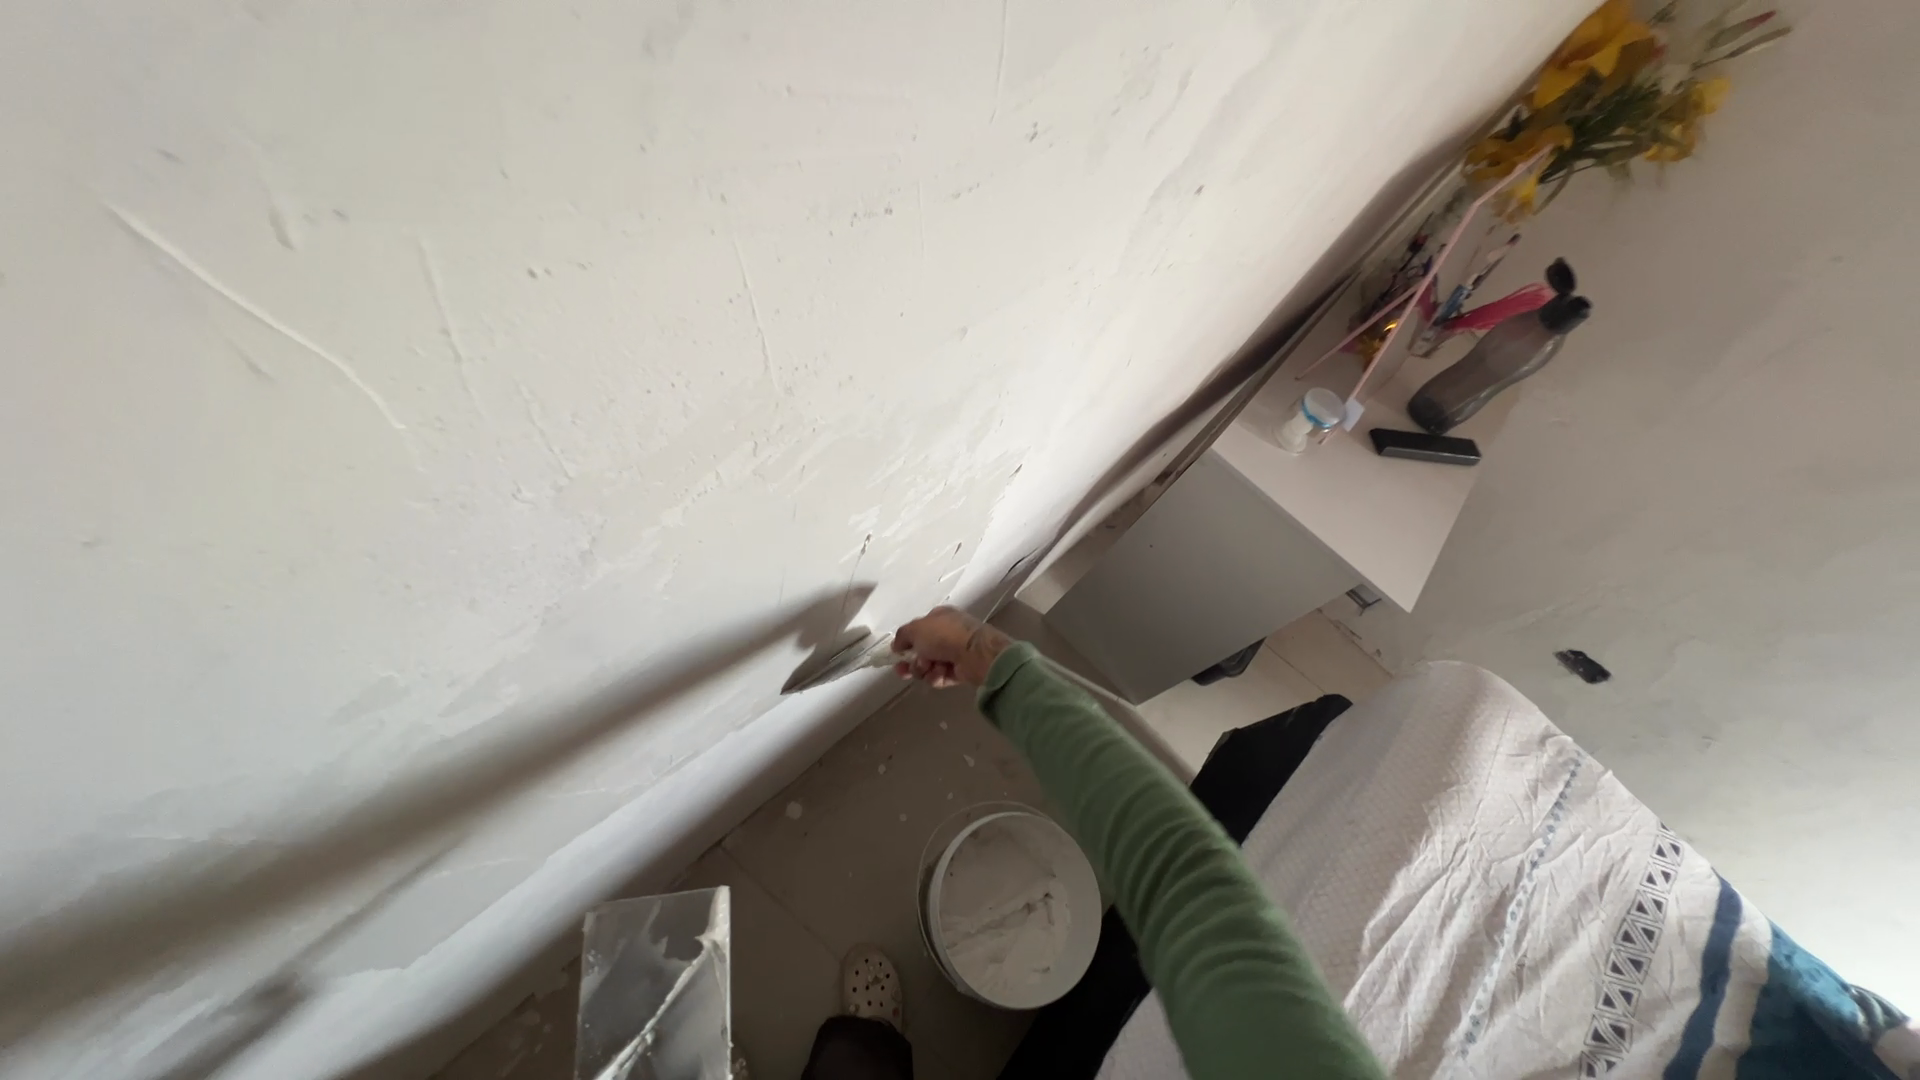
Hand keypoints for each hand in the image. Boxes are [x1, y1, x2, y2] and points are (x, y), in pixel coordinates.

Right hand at [892, 606, 1012, 687]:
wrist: (974, 653)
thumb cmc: (944, 635)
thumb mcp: (916, 629)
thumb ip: (902, 636)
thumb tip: (896, 645)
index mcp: (939, 618)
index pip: (918, 630)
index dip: (906, 642)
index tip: (897, 654)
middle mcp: (947, 634)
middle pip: (921, 651)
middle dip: (911, 662)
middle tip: (904, 670)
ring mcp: (954, 653)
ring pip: (928, 666)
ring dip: (924, 670)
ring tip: (928, 668)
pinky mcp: (960, 671)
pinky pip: (940, 677)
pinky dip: (937, 677)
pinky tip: (939, 674)